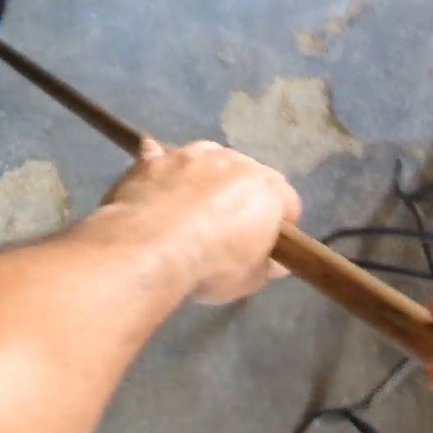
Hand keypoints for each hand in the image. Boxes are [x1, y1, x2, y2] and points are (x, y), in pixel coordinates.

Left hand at [87, 139, 299, 303]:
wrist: (146, 248)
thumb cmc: (209, 264)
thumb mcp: (251, 278)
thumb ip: (265, 264)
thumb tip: (273, 262)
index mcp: (265, 187)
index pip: (286, 200)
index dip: (280, 223)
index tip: (268, 243)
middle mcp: (229, 161)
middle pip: (245, 174)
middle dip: (241, 196)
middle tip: (227, 227)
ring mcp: (187, 155)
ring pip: (205, 158)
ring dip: (204, 176)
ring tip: (191, 205)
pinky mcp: (151, 160)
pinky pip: (158, 154)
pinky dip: (160, 163)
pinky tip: (155, 169)